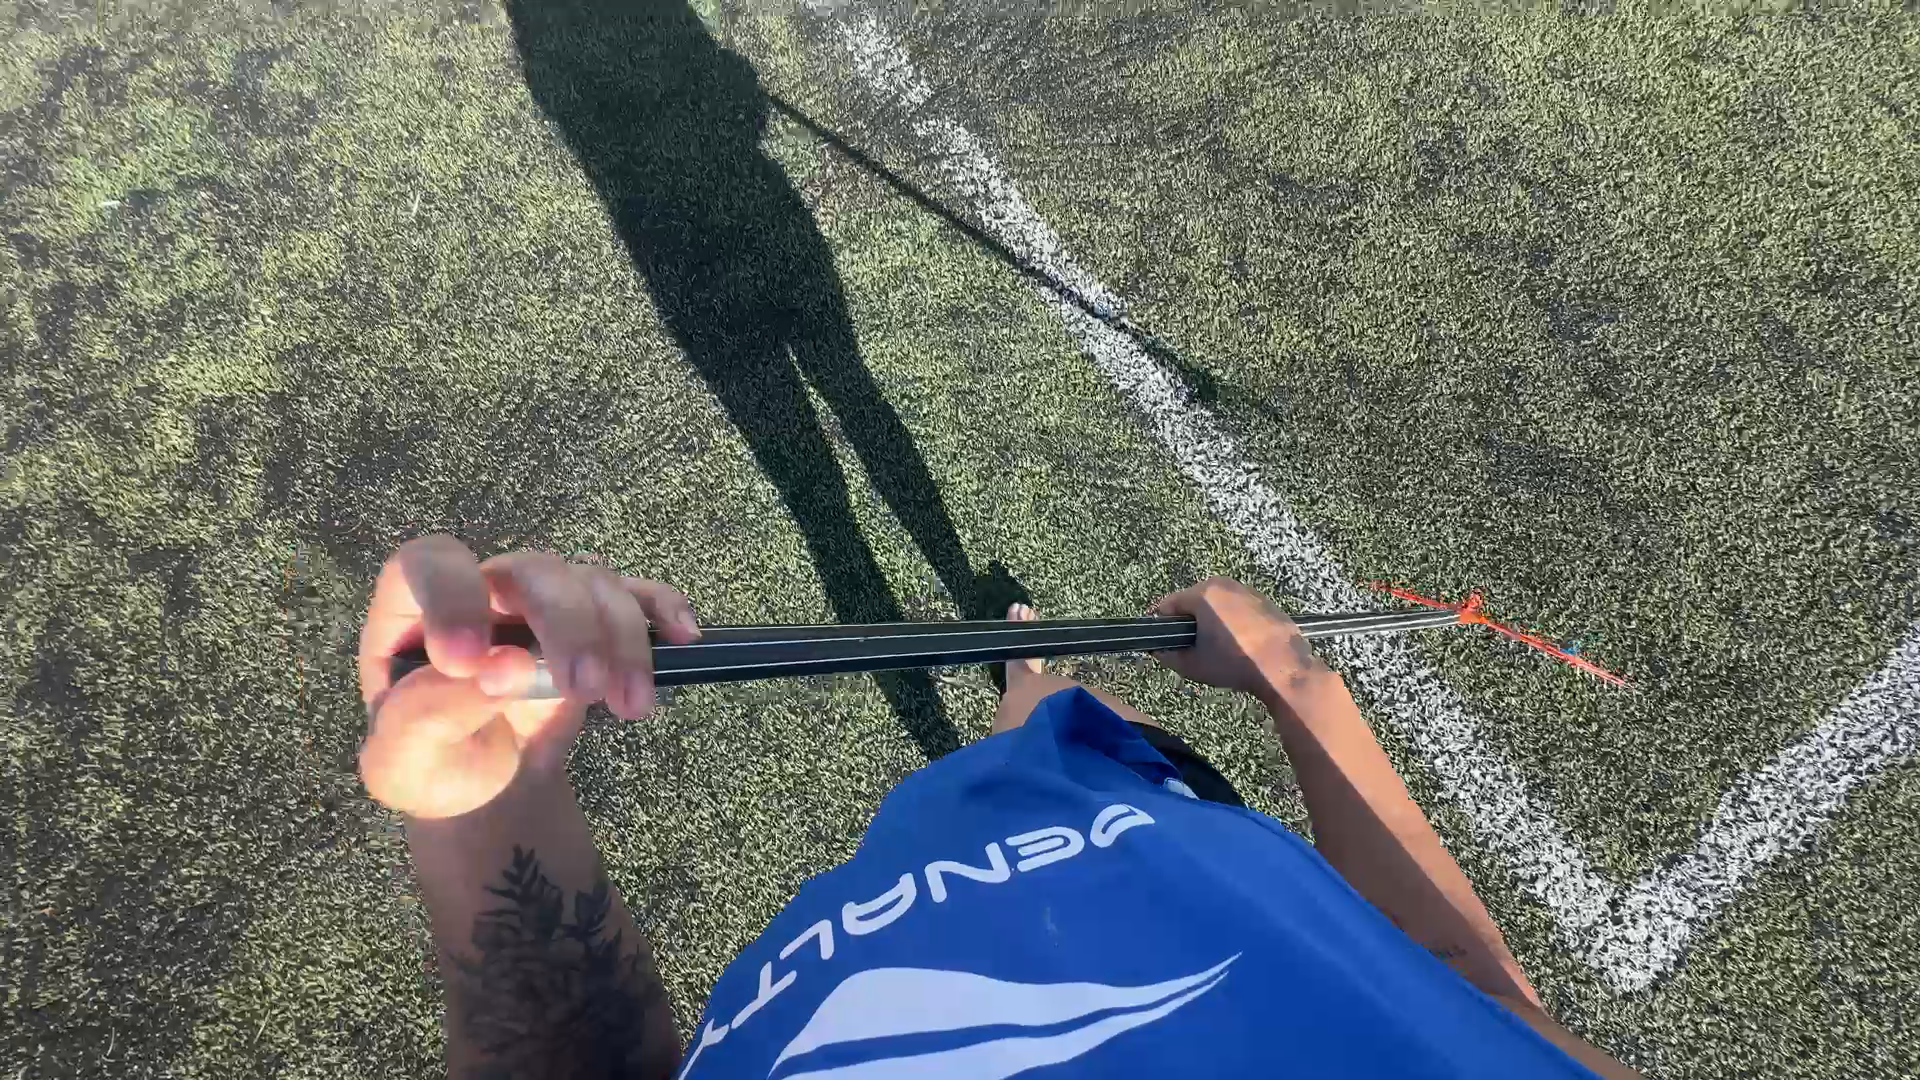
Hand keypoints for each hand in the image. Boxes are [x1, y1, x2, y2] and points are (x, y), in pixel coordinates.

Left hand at [356, 534, 700, 819]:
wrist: (493, 779)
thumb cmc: (437, 765)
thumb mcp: (403, 761)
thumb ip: (431, 712)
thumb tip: (504, 668)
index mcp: (418, 611)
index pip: (431, 564)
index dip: (452, 595)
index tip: (467, 660)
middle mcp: (489, 591)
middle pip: (536, 570)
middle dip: (568, 626)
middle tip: (584, 688)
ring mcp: (551, 599)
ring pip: (596, 584)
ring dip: (623, 641)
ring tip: (630, 705)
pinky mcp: (600, 618)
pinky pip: (641, 594)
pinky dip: (665, 609)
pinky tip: (684, 637)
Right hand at [1148, 577, 1329, 698]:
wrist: (1284, 669)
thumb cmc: (1234, 663)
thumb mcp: (1191, 664)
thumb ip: (1167, 655)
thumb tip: (1157, 650)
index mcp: (1203, 594)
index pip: (1169, 603)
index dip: (1159, 621)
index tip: (1155, 635)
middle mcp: (1225, 585)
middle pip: (1193, 601)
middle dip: (1186, 621)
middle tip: (1184, 644)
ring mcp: (1248, 592)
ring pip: (1216, 604)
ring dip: (1209, 621)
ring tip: (1210, 646)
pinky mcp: (1266, 603)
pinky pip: (1237, 609)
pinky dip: (1230, 622)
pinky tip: (1234, 643)